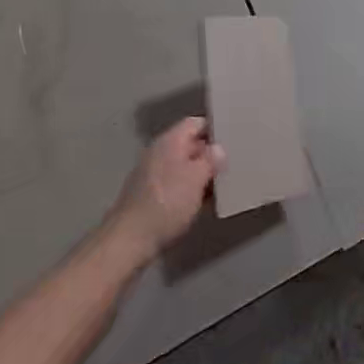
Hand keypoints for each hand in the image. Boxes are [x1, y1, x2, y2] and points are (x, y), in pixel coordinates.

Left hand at [107, 117, 225, 257]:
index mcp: (170, 141)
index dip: (214, 128)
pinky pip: (177, 185)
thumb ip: (210, 160)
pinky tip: (205, 203)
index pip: (195, 123)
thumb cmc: (167, 203)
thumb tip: (218, 148)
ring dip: (202, 175)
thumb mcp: (196, 178)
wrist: (130, 240)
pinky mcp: (150, 197)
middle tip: (234, 163)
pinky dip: (191, 191)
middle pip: (190, 145)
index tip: (233, 138)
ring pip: (184, 167)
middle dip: (210, 154)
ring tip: (225, 184)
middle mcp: (159, 153)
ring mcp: (153, 175)